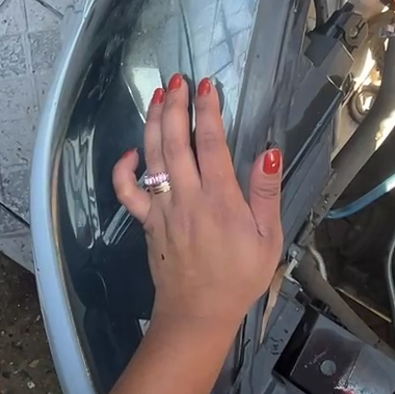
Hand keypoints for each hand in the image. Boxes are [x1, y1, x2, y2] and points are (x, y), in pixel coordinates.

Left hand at [111, 75, 284, 339]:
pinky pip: (128, 192)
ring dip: (152, 124)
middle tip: (177, 79)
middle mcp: (186, 198)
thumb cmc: (239, 275)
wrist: (199, 313)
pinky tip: (132, 151)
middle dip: (175, 107)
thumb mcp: (268, 238)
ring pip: (152, 158)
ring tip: (157, 96)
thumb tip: (269, 152)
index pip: (210, 144)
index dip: (207, 111)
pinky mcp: (147, 222)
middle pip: (174, 142)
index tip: (206, 86)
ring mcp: (162, 209)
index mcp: (219, 200)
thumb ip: (266, 192)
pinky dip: (124, 169)